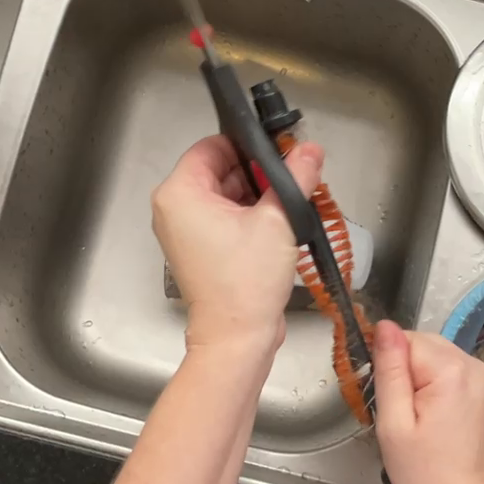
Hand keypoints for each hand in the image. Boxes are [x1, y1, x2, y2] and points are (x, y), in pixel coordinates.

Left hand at [152, 134, 323, 353]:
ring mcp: (185, 233)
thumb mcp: (278, 220)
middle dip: (258, 174)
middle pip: (220, 170)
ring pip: (225, 195)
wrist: (238, 338)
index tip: (279, 154)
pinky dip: (250, 218)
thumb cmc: (245, 285)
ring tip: (286, 210)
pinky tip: (277, 228)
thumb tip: (308, 152)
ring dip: (258, 197)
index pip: (214, 145)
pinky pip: (224, 220)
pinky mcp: (201, 251)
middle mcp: (174, 210)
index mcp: (180, 193)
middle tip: (291, 183)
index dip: (249, 146)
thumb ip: (296, 177)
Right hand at [371, 320, 483, 483]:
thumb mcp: (393, 422)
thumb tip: (383, 326)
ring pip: (431, 354)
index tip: (388, 401)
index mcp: (451, 370)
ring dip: (415, 377)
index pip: (404, 339)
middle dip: (402, 370)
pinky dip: (430, 383)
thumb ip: (389, 369)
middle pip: (420, 343)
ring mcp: (481, 374)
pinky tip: (427, 413)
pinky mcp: (482, 386)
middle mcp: (473, 363)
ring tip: (413, 416)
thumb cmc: (422, 473)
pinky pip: (445, 367)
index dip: (388, 366)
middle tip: (398, 412)